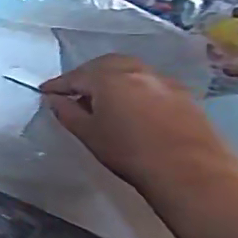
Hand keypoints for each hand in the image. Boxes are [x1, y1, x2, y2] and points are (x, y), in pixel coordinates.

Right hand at [40, 54, 237, 196]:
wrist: (192, 172)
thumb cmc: (130, 152)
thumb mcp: (88, 134)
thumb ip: (67, 112)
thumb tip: (55, 99)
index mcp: (108, 77)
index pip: (75, 76)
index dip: (57, 85)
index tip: (45, 92)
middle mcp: (136, 71)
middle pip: (104, 65)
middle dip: (87, 75)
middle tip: (75, 92)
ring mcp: (163, 81)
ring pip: (130, 71)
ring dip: (113, 79)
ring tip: (104, 98)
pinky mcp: (185, 95)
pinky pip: (150, 83)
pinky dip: (135, 88)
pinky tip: (133, 106)